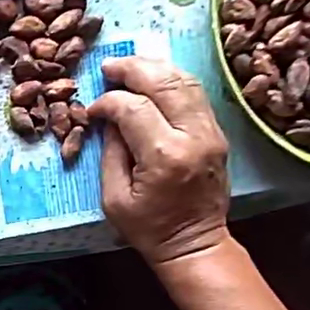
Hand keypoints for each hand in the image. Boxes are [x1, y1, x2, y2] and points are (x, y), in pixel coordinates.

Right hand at [87, 57, 230, 265]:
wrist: (194, 243)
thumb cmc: (148, 228)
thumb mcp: (113, 197)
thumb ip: (111, 152)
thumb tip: (110, 118)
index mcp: (164, 156)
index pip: (133, 108)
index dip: (108, 102)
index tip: (92, 111)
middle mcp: (193, 137)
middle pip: (165, 82)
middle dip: (133, 69)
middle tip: (109, 67)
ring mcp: (211, 133)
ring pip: (185, 81)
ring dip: (155, 68)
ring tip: (129, 67)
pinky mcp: (217, 134)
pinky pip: (196, 94)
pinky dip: (172, 81)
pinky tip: (152, 80)